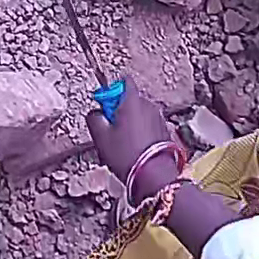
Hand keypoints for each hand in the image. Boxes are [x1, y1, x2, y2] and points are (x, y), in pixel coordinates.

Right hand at [85, 80, 180, 198]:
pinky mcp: (164, 131)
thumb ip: (93, 117)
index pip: (123, 81)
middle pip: (130, 99)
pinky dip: (140, 132)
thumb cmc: (127, 155)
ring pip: (139, 113)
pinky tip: (134, 149)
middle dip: (119, 110)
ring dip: (129, 122)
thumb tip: (95, 113)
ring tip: (122, 143)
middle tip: (110, 129)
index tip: (104, 107)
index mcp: (132, 101)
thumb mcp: (100, 136)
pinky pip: (147, 125)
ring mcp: (158, 118)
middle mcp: (148, 105)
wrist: (155, 177)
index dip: (110, 91)